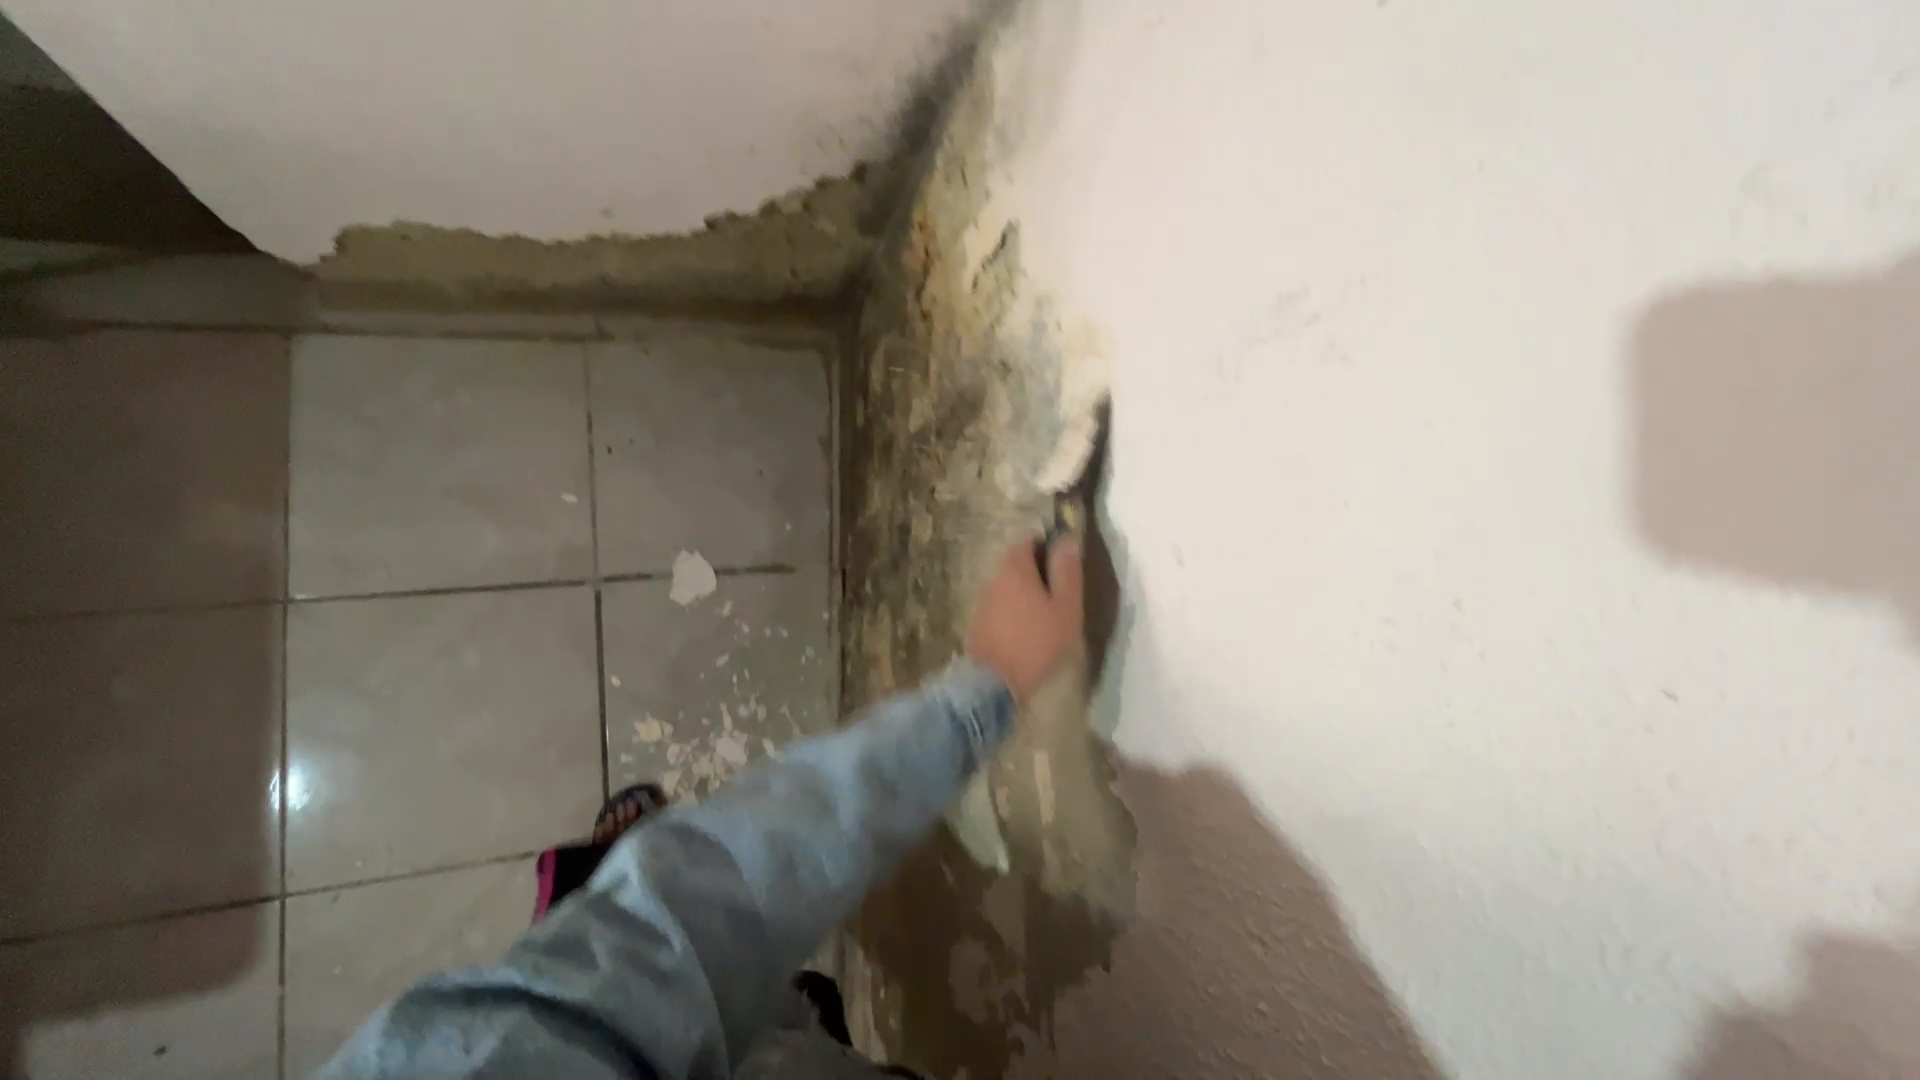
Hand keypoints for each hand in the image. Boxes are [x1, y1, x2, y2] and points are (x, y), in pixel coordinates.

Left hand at [966, 535, 1083, 703]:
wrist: (993, 684)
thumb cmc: (1036, 642)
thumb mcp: (1065, 607)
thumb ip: (1067, 571)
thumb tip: (1068, 539)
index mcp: (1014, 567)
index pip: (1029, 539)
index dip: (1049, 544)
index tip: (1066, 562)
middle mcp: (993, 576)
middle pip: (1017, 561)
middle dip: (1039, 569)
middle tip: (1062, 591)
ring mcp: (983, 600)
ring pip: (1009, 584)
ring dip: (1027, 591)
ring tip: (1049, 613)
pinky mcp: (979, 622)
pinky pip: (1001, 604)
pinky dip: (1016, 609)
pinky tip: (1029, 628)